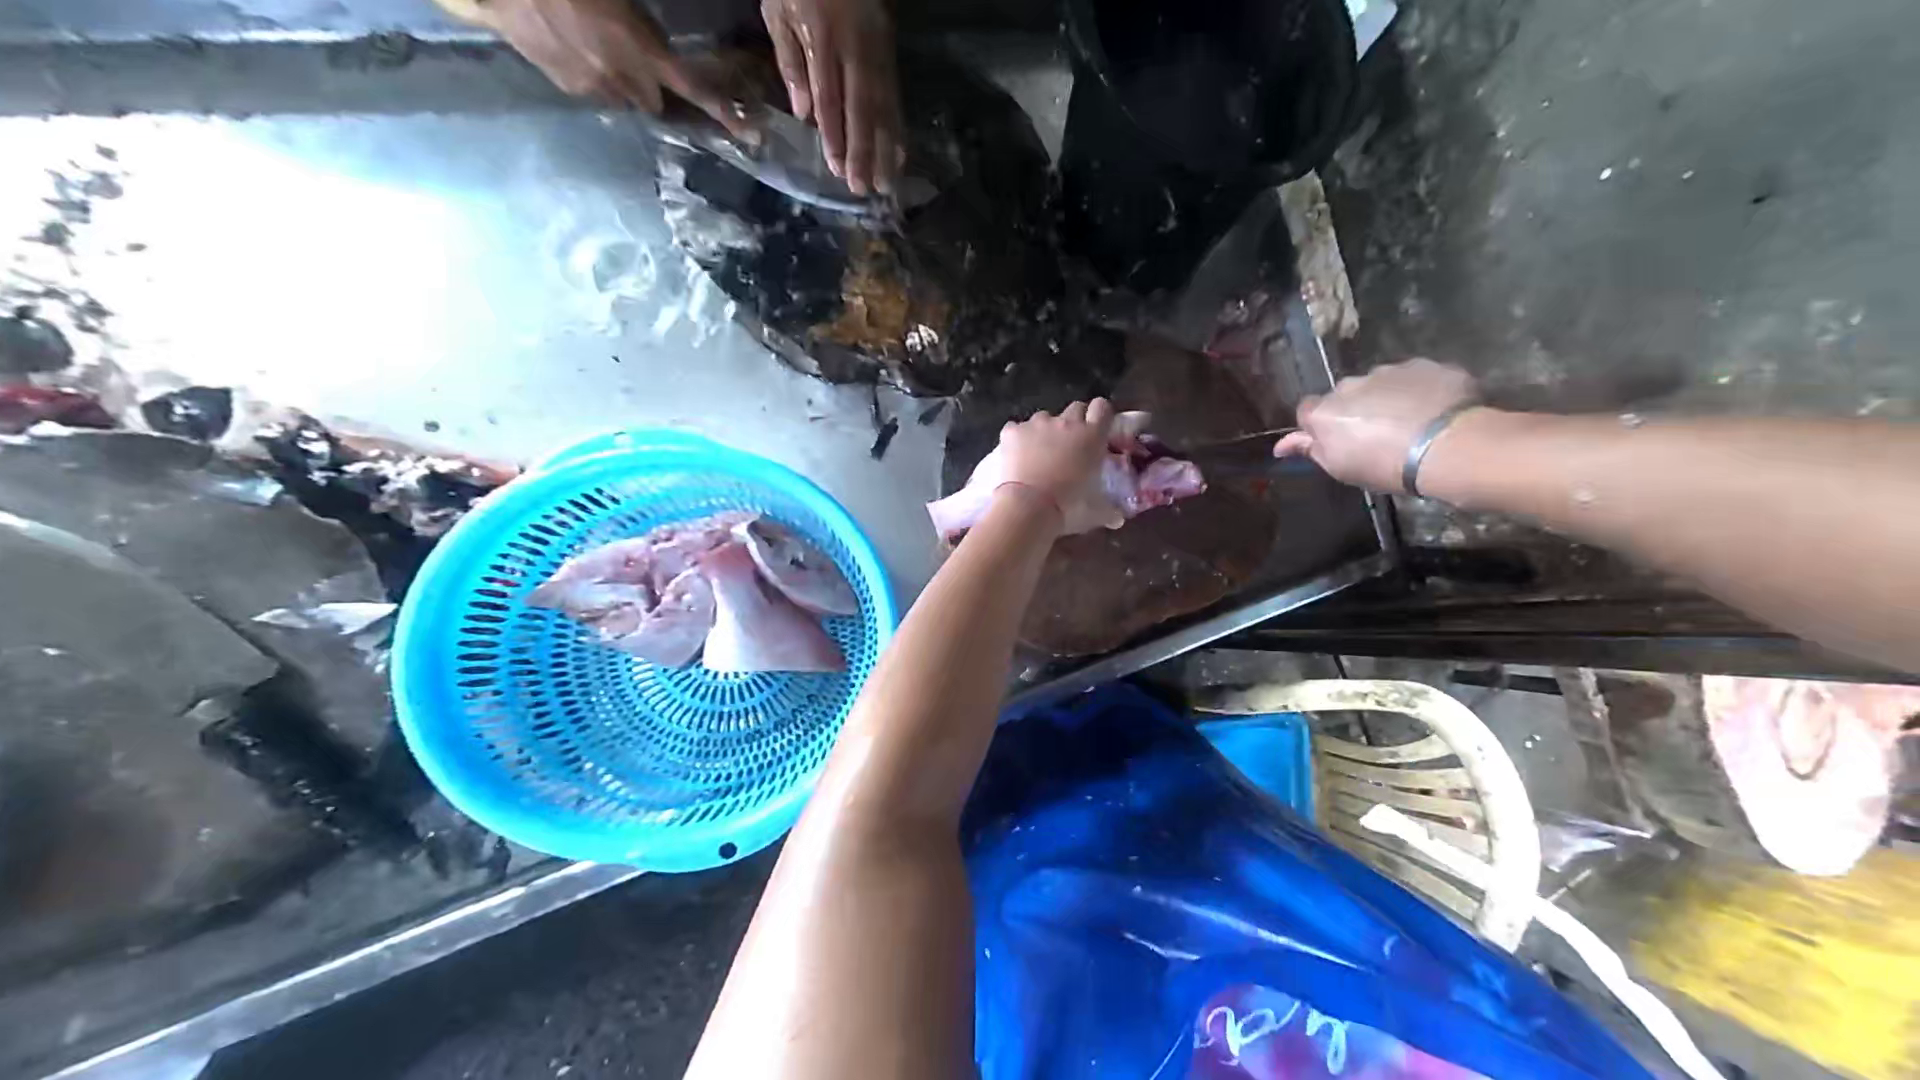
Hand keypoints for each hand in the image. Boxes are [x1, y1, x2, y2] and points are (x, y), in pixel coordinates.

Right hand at [484, 0, 754, 139]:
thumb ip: (644, 25)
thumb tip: (660, 45)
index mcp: (642, 49)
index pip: (695, 90)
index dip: (724, 113)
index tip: (751, 134)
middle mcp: (624, 79)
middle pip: (657, 103)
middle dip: (654, 89)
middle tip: (640, 61)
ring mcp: (594, 87)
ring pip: (625, 100)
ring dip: (623, 84)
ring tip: (600, 48)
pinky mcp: (567, 88)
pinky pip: (594, 93)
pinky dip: (595, 78)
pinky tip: (575, 48)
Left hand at [761, 0, 902, 195]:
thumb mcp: (779, 10)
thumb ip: (790, 61)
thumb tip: (804, 116)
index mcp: (820, 35)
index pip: (829, 95)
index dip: (834, 135)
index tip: (837, 169)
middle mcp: (854, 45)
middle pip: (861, 107)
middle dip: (864, 151)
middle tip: (864, 188)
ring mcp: (877, 48)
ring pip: (883, 105)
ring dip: (886, 148)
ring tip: (886, 183)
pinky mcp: (890, 50)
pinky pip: (896, 94)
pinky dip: (898, 127)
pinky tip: (900, 154)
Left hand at [985, 400, 1126, 535]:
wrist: (1028, 507)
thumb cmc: (1067, 509)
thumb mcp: (1093, 510)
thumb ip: (1108, 511)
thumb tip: (1118, 520)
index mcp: (1092, 437)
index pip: (1102, 408)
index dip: (1099, 415)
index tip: (1096, 427)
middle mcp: (1067, 423)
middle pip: (1074, 409)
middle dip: (1073, 422)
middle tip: (1068, 445)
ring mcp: (1038, 424)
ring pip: (1044, 417)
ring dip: (1044, 431)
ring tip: (1037, 454)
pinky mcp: (1013, 431)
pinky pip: (1016, 428)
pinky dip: (1017, 438)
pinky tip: (1015, 455)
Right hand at [1273, 358, 1477, 491]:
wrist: (1447, 446)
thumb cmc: (1383, 465)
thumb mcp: (1340, 468)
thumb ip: (1310, 450)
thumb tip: (1281, 446)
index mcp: (1324, 412)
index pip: (1306, 411)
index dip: (1318, 426)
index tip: (1333, 441)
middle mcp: (1350, 385)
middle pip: (1343, 395)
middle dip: (1353, 409)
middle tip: (1374, 435)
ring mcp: (1388, 371)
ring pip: (1378, 384)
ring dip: (1385, 398)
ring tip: (1408, 422)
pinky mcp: (1425, 365)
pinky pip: (1414, 378)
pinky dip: (1418, 390)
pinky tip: (1433, 410)